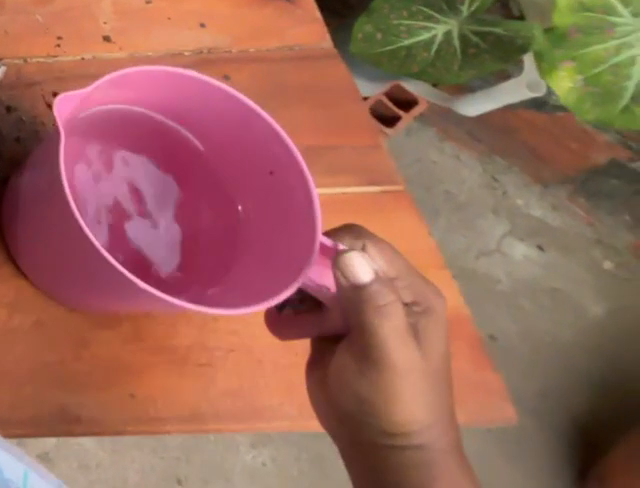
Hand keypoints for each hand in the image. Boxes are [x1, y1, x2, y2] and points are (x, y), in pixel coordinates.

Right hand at [301, 225, 474, 487]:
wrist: (381, 448)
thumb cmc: (392, 400)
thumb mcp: (386, 352)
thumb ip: (372, 304)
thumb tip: (348, 255)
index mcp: (409, 293)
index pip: (363, 244)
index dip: (328, 247)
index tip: (301, 267)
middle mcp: (384, 292)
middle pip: (332, 254)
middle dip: (303, 268)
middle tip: (286, 291)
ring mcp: (357, 308)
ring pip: (312, 273)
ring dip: (292, 289)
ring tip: (285, 314)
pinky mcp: (332, 323)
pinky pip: (303, 296)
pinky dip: (288, 306)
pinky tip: (283, 325)